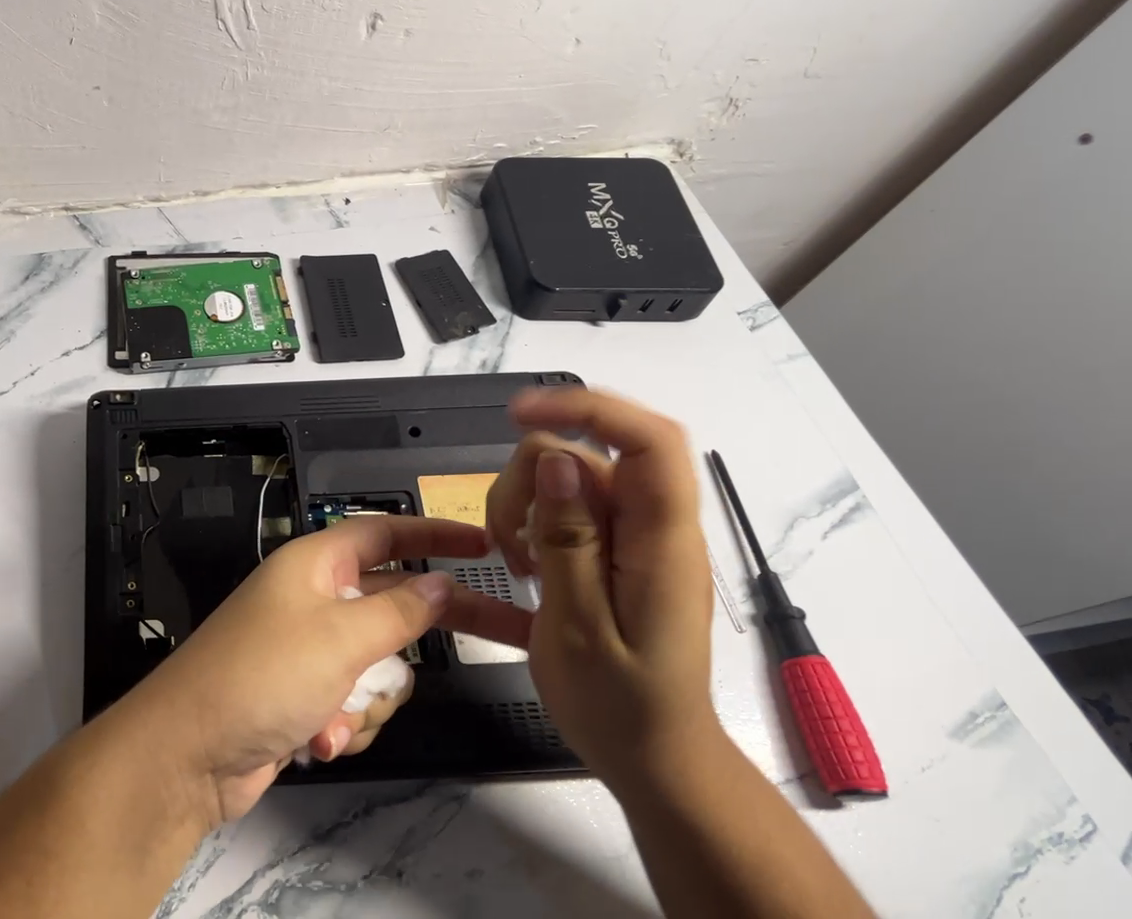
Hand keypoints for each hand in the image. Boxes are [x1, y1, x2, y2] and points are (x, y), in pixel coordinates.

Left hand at [114, 516, 530, 825]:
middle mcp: (313, 600)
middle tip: (514, 636)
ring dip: (367, 701)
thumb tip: (441, 584)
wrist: (191, 754)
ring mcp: (307, 652)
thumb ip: (399, 610)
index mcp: (314, 565)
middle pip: (395, 603)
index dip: (436, 534)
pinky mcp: (303, 699)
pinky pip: (353, 705)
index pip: (386, 533)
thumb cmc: (262, 677)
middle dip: (429, 633)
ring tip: (334, 716)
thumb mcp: (339, 638)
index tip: (488, 543)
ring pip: (379, 666)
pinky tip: (313, 741)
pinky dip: (343, 727)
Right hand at [486, 389, 720, 789]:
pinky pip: (569, 510)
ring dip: (525, 507)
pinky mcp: (616, 554)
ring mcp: (635, 539)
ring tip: (516, 565)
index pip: (648, 441)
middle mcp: (654, 527)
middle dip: (528, 482)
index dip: (587, 408)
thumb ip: (571, 543)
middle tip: (507, 546)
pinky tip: (524, 568)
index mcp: (661, 542)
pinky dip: (534, 525)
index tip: (518, 414)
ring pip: (568, 480)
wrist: (656, 759)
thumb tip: (559, 463)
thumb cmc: (621, 707)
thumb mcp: (579, 629)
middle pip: (587, 456)